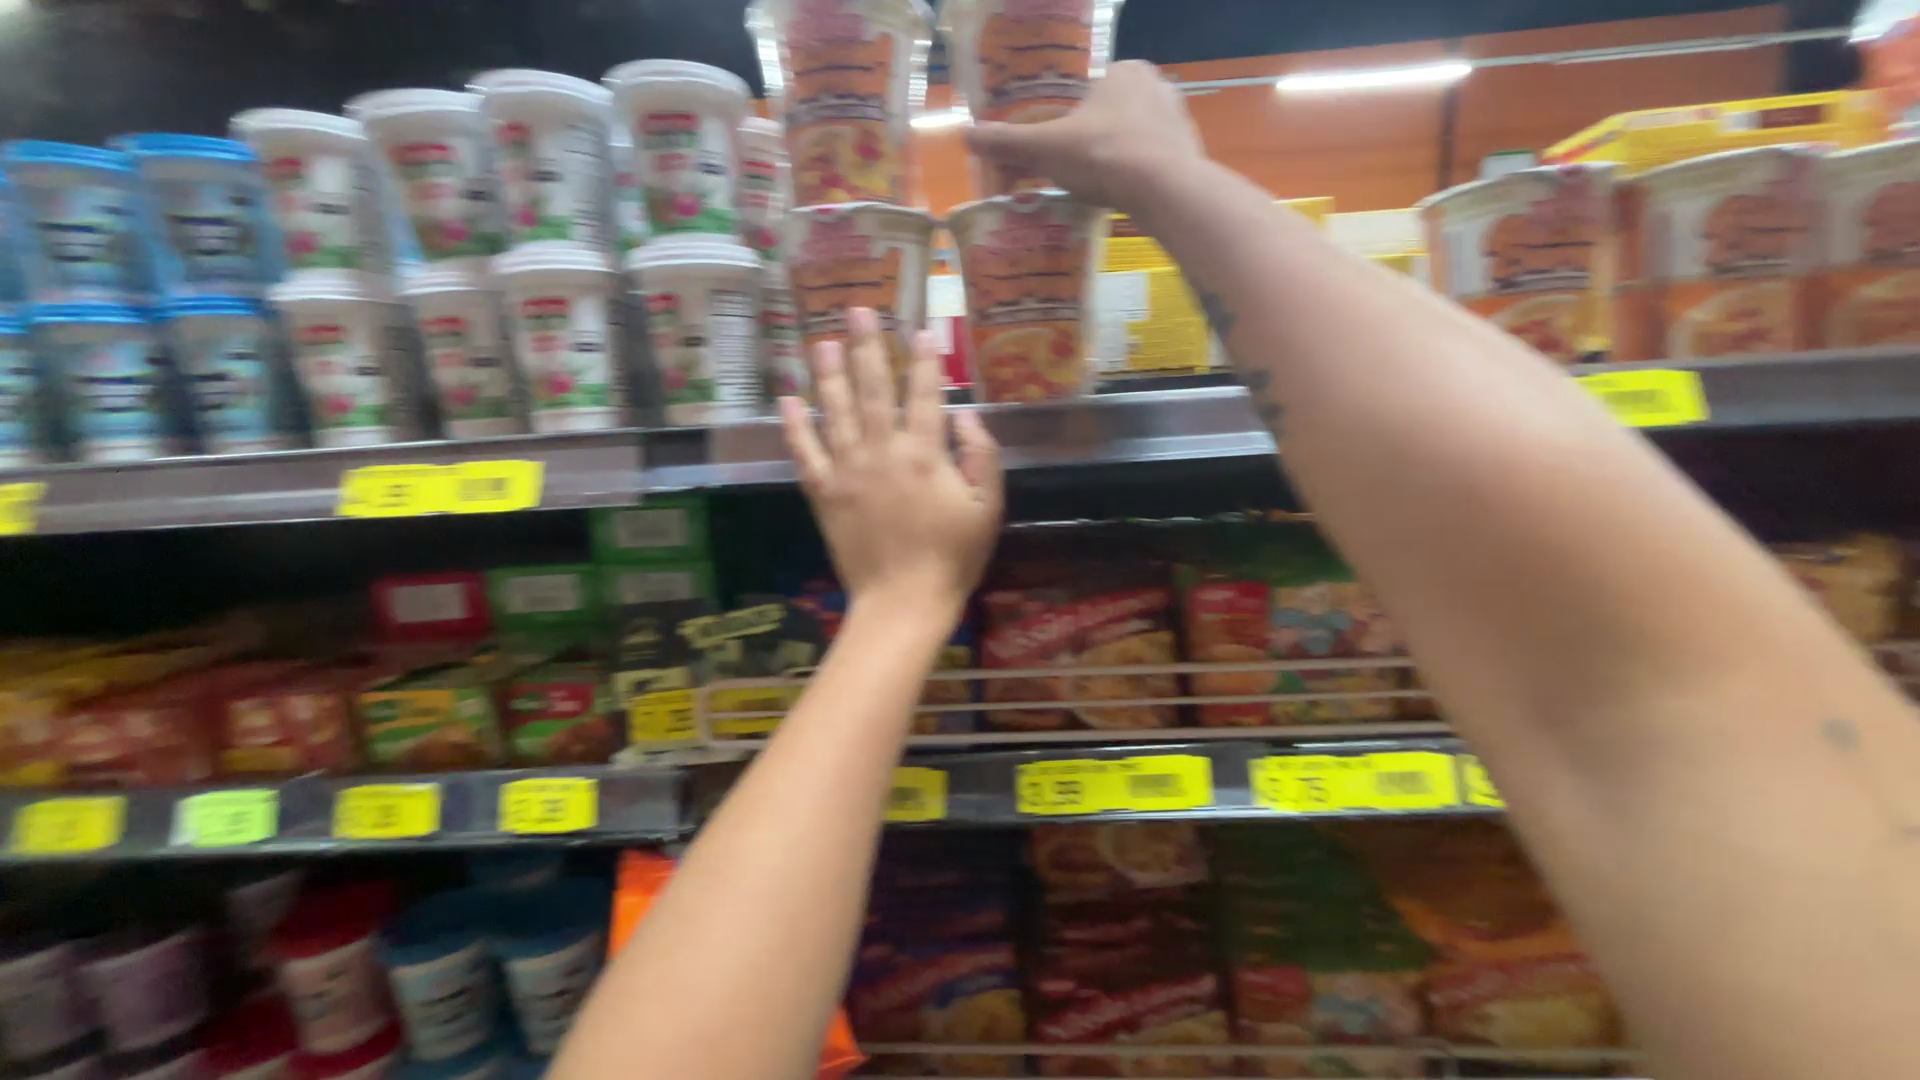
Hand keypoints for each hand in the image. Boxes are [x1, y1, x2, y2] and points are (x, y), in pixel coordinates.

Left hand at [780, 308, 1003, 615]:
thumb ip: (981, 457)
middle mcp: (883, 451)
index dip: (924, 359)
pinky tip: (788, 399)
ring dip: (829, 373)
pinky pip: (805, 452)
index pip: (925, 394)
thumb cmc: (953, 557)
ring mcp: (848, 470)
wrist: (903, 601)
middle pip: (873, 389)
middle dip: (866, 346)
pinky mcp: (824, 493)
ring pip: (836, 410)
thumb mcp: (988, 509)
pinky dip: (795, 425)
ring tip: (822, 341)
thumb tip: (965, 413)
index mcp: (925, 454)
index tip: (919, 328)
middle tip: (856, 309)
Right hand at [965, 60, 1203, 213]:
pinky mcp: (1189, 151)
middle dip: (1094, 141)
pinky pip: (1155, 161)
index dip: (1070, 119)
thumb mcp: (1046, 149)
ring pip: (1135, 138)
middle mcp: (1157, 85)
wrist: (1163, 189)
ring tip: (1099, 187)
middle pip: (1111, 115)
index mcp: (1124, 71)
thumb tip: (966, 135)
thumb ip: (1009, 143)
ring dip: (1117, 159)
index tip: (1059, 147)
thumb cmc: (1102, 156)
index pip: (1088, 91)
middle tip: (1075, 172)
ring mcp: (1178, 118)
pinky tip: (1125, 197)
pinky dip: (1139, 177)